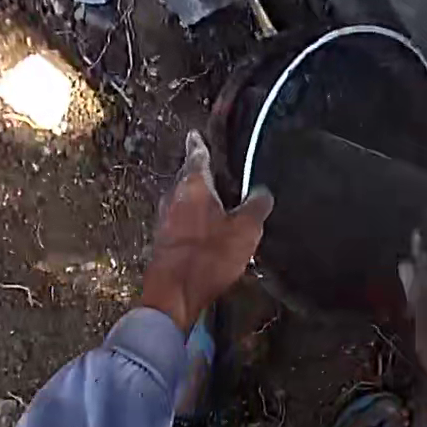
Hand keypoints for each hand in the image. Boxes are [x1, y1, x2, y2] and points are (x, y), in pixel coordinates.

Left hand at [140, 131, 274, 332]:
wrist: (174, 292)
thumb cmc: (209, 256)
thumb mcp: (245, 230)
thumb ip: (256, 207)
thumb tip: (262, 192)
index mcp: (193, 185)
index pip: (197, 154)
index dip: (200, 143)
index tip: (197, 134)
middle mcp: (174, 196)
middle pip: (188, 177)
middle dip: (200, 173)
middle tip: (214, 169)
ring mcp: (165, 219)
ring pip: (183, 200)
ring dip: (197, 199)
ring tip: (216, 202)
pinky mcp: (163, 241)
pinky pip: (181, 221)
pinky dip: (193, 220)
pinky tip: (206, 231)